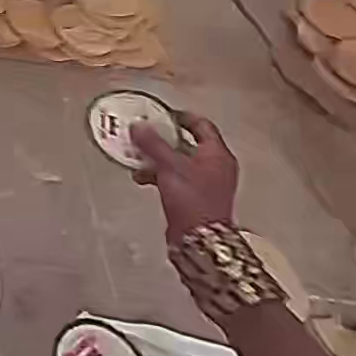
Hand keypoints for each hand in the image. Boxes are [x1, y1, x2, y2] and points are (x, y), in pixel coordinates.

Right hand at [131, 111, 238, 238]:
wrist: (199, 241)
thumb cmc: (192, 200)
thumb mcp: (169, 166)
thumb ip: (153, 144)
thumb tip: (138, 126)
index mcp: (217, 154)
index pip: (201, 125)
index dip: (182, 117)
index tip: (162, 114)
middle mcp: (216, 166)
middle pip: (188, 143)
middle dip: (164, 139)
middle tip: (146, 134)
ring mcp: (207, 183)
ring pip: (180, 161)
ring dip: (159, 158)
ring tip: (138, 158)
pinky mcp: (197, 198)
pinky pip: (177, 177)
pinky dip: (161, 174)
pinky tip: (143, 178)